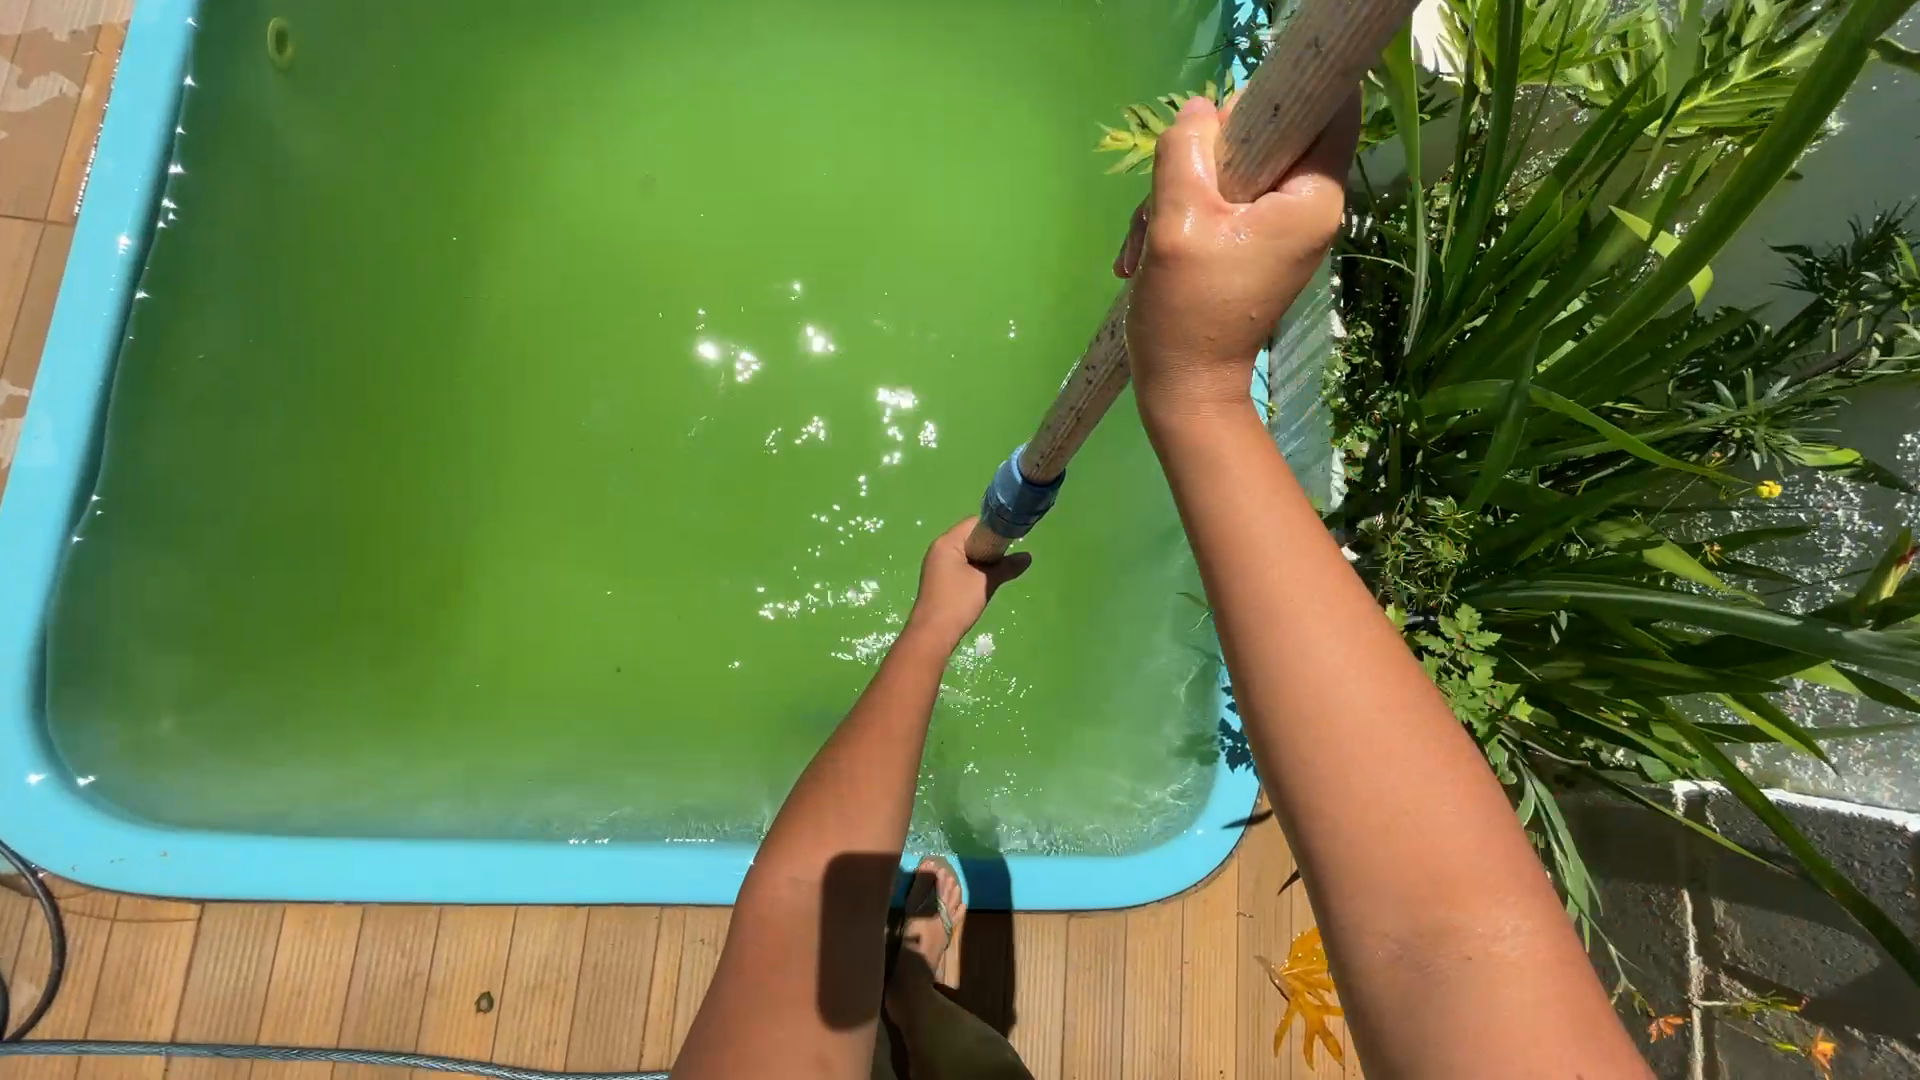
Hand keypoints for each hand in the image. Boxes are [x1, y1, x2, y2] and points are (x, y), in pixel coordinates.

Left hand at [904, 519, 1032, 642]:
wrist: (933, 633)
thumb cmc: (958, 602)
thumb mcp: (986, 582)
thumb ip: (1007, 567)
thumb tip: (1028, 557)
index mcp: (947, 542)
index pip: (974, 523)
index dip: (994, 527)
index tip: (1011, 539)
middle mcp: (939, 548)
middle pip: (970, 537)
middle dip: (990, 545)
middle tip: (1007, 556)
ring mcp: (937, 564)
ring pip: (966, 552)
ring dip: (983, 559)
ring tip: (999, 570)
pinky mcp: (939, 578)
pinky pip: (960, 565)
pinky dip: (974, 568)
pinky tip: (984, 581)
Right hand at [1117, 92, 1359, 423]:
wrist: (1183, 388)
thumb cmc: (1186, 313)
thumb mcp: (1176, 224)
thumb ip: (1184, 153)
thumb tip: (1196, 112)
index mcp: (1312, 198)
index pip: (1324, 105)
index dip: (1271, 99)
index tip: (1217, 134)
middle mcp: (1307, 209)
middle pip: (1262, 138)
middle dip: (1200, 162)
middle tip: (1162, 201)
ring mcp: (1277, 231)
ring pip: (1227, 175)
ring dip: (1175, 199)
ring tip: (1142, 246)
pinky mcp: (1251, 249)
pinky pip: (1217, 208)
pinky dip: (1178, 223)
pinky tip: (1144, 256)